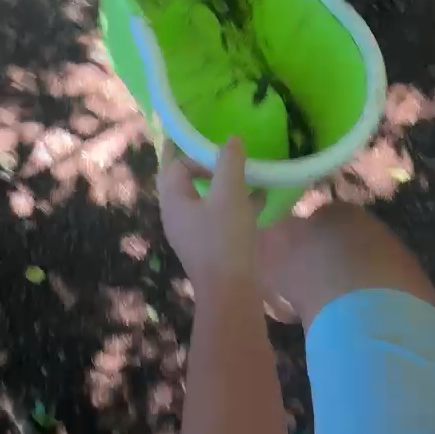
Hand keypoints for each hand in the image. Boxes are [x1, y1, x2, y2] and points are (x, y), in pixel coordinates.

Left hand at [159, 136, 262, 291]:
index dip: (195, 153)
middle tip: (219, 147)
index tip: (216, 147)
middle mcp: (178, 215)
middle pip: (185, 180)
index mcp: (174, 201)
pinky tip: (261, 195)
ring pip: (206, 197)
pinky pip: (221, 213)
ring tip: (246, 168)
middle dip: (202, 162)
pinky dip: (237, 201)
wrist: (232, 293)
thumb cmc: (224, 238)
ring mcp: (195, 232)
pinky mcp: (212, 244)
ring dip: (224, 181)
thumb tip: (231, 140)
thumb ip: (229, 161)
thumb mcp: (229, 193)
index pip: (175, 165)